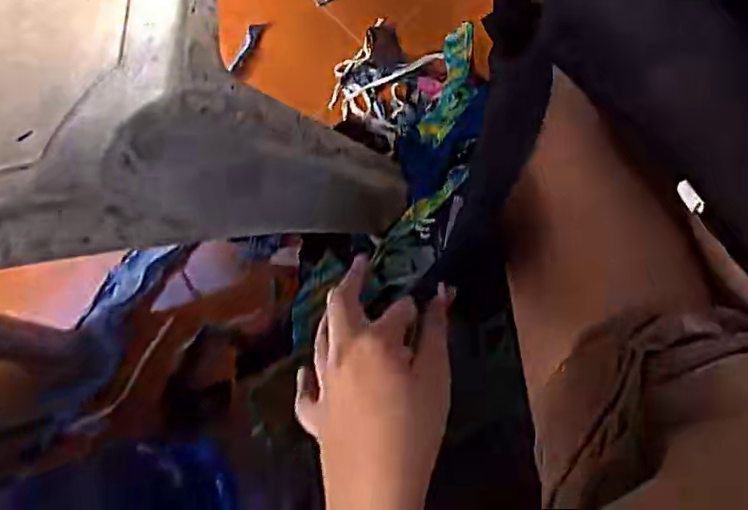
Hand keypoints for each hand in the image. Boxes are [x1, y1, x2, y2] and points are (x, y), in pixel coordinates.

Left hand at [296, 255, 452, 509]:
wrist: (375, 494)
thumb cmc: (415, 426)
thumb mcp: (437, 373)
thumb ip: (436, 329)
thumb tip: (441, 292)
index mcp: (375, 341)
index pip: (400, 308)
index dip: (419, 306)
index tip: (435, 305)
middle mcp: (342, 355)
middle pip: (340, 308)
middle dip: (351, 281)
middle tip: (362, 261)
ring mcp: (324, 388)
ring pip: (321, 340)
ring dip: (330, 316)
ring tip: (340, 300)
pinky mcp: (315, 418)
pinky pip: (306, 388)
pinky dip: (309, 371)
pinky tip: (309, 367)